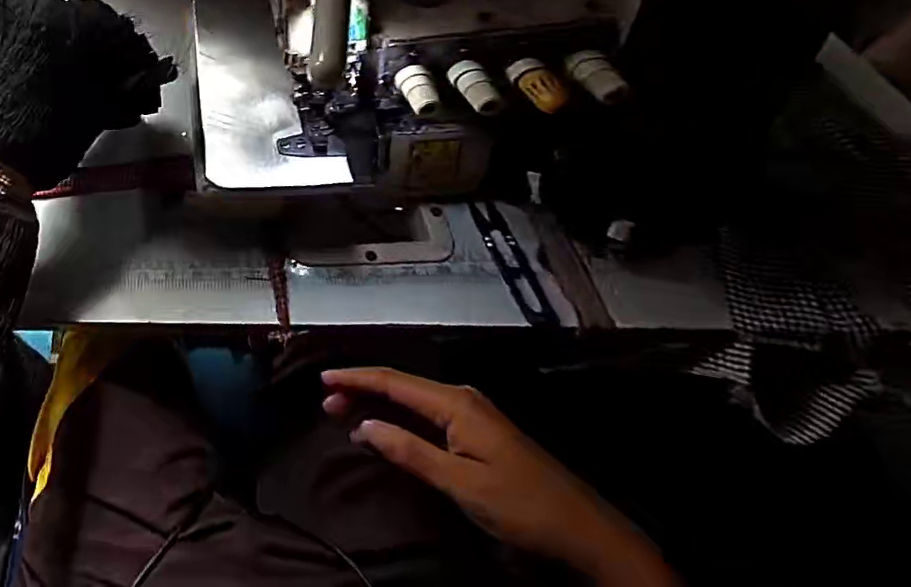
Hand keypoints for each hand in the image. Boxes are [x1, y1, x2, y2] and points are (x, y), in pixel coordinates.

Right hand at [322, 368, 677, 586]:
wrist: (587, 532)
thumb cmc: (523, 506)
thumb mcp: (462, 484)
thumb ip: (410, 452)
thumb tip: (364, 426)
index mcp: (455, 402)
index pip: (393, 381)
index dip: (355, 378)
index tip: (323, 379)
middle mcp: (460, 397)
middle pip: (399, 386)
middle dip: (361, 390)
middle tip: (327, 404)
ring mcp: (471, 412)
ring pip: (411, 398)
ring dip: (377, 403)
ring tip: (345, 411)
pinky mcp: (477, 429)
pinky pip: (426, 412)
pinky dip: (399, 416)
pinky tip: (385, 425)